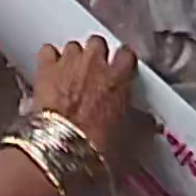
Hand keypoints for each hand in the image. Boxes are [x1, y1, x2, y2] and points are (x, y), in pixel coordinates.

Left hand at [33, 36, 140, 171]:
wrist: (62, 151)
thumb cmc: (97, 149)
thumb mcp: (129, 142)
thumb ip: (140, 124)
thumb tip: (148, 124)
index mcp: (118, 79)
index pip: (127, 55)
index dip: (123, 62)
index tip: (122, 69)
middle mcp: (94, 63)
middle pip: (97, 44)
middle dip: (96, 56)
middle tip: (94, 75)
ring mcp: (69, 62)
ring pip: (73, 46)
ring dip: (73, 58)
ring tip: (71, 77)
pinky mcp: (46, 67)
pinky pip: (48, 51)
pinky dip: (49, 60)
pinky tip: (50, 73)